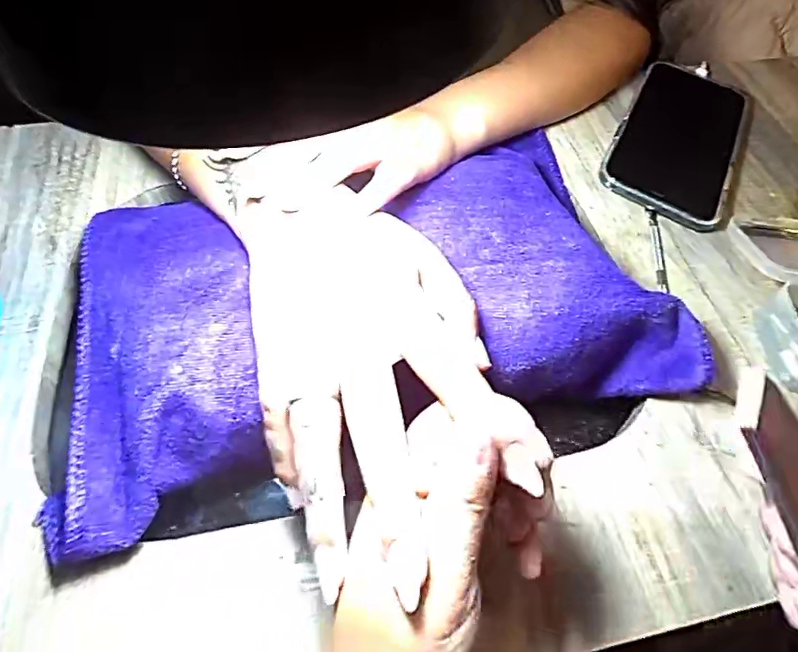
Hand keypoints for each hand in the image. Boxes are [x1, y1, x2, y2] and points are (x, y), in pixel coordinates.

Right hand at [245, 211, 549, 611]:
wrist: (291, 214)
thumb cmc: (363, 236)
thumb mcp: (421, 258)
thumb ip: (455, 309)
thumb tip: (478, 365)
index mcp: (401, 318)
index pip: (456, 388)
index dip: (496, 438)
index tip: (526, 485)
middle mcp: (354, 347)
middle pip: (381, 439)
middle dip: (400, 515)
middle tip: (415, 583)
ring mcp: (307, 359)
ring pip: (318, 448)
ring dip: (327, 515)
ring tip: (337, 574)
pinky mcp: (271, 364)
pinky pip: (277, 425)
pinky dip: (286, 468)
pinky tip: (298, 506)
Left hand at [262, 106, 460, 217]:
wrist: (442, 121)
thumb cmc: (388, 136)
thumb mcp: (352, 138)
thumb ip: (322, 154)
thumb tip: (283, 179)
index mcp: (337, 126)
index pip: (294, 140)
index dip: (265, 156)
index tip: (237, 173)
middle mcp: (354, 130)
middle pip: (307, 151)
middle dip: (275, 172)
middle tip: (247, 193)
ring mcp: (381, 143)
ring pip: (339, 164)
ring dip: (309, 185)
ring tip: (282, 205)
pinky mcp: (408, 162)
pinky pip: (383, 183)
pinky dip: (364, 201)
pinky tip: (346, 219)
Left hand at [333, 402, 548, 651]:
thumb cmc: (401, 641)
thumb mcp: (443, 573)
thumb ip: (459, 499)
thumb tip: (479, 427)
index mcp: (396, 476)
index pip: (448, 418)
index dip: (497, 433)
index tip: (530, 469)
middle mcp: (409, 477)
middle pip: (473, 435)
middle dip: (517, 463)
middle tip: (535, 504)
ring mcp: (431, 498)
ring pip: (488, 464)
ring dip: (522, 494)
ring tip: (527, 532)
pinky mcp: (450, 523)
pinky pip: (492, 498)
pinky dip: (519, 521)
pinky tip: (525, 552)